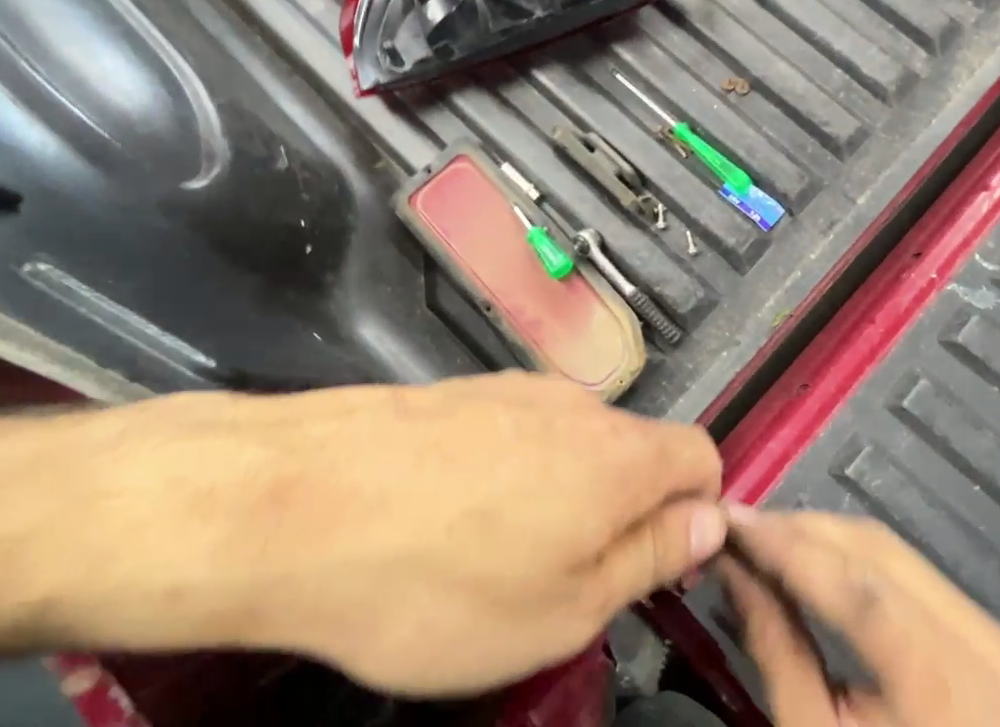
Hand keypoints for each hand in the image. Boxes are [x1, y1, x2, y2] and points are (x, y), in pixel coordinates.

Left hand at [57, 373, 726, 696]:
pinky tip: (443, 519)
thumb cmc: (437, 585)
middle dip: (620, 511)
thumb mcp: (563, 611)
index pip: (702, 458)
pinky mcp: (455, 391)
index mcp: (620, 457)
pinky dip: (505, 473)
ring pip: (568, 443)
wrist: (291, 506)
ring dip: (559, 494)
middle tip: (562, 580)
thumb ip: (649, 560)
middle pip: (632, 450)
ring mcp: (510, 389)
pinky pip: (512, 432)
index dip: (697, 514)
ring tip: (490, 555)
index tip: (654, 565)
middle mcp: (575, 407)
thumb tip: (708, 521)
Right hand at [718, 506, 999, 726]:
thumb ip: (776, 646)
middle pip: (880, 555)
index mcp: (948, 689)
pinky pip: (914, 576)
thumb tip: (731, 567)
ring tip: (764, 536)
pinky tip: (811, 557)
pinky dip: (856, 561)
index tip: (730, 519)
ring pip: (896, 554)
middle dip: (802, 533)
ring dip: (825, 539)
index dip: (788, 545)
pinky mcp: (996, 636)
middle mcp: (990, 647)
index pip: (857, 588)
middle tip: (740, 525)